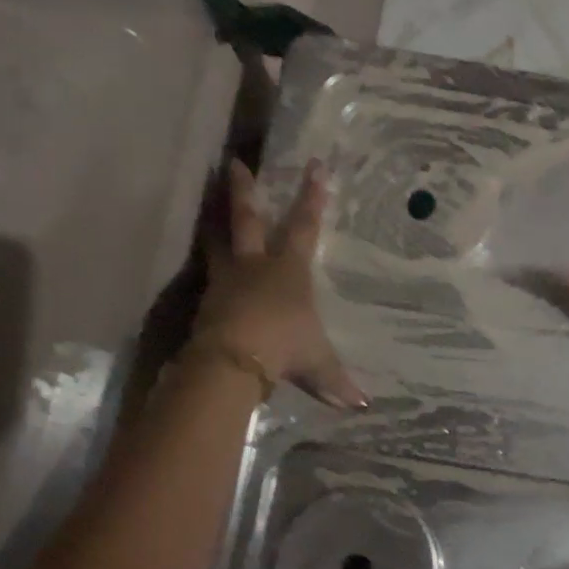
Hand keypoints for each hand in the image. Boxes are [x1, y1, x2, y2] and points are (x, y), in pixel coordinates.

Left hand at [194, 158, 366, 408]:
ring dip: (214, 222)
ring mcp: (226, 281)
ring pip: (218, 242)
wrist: (231, 361)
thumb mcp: (316, 364)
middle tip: (234, 163)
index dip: (312, 197)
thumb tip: (363, 405)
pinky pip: (208, 277)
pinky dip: (208, 270)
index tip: (315, 166)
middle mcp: (255, 266)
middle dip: (244, 192)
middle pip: (247, 219)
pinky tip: (208, 272)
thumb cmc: (283, 348)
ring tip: (208, 206)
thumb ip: (336, 381)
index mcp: (289, 270)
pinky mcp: (205, 301)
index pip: (304, 226)